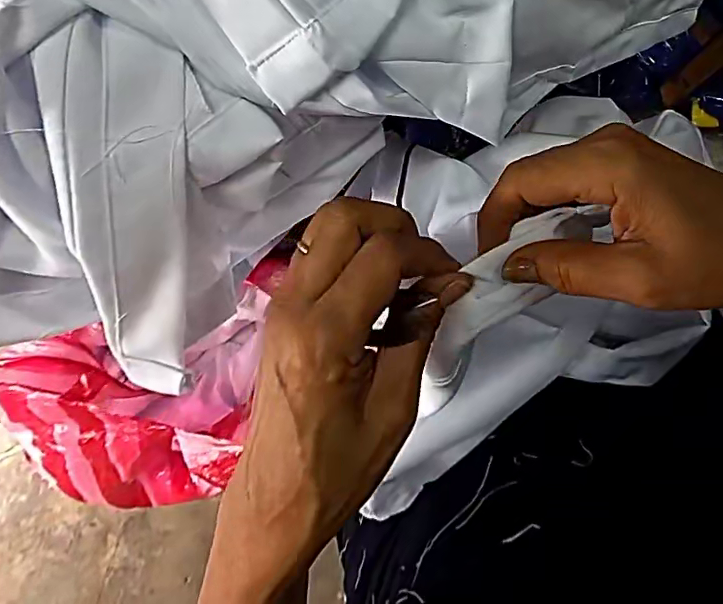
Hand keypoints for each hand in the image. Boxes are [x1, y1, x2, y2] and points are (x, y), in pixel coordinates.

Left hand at [200, 199, 471, 603]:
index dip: (429, 254)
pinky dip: (357, 248)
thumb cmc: (336, 468)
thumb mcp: (395, 407)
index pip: (384, 252)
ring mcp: (281, 303)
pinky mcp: (280, 308)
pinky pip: (319, 250)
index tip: (452, 279)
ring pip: (327, 223)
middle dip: (395, 224)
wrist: (270, 507)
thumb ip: (421, 332)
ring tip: (405, 269)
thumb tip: (449, 284)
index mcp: (324, 335)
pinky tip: (381, 287)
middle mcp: (294, 306)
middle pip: (344, 216)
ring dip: (374, 231)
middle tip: (423, 261)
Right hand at [476, 122, 722, 309]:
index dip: (494, 220)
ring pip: (555, 175)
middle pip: (535, 172)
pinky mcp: (635, 159)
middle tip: (508, 271)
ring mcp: (624, 146)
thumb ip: (568, 269)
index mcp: (609, 161)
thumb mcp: (639, 277)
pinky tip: (565, 242)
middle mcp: (610, 141)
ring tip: (534, 263)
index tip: (489, 265)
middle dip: (512, 219)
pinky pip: (580, 177)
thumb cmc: (717, 261)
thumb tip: (511, 265)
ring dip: (537, 215)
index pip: (523, 179)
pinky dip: (562, 208)